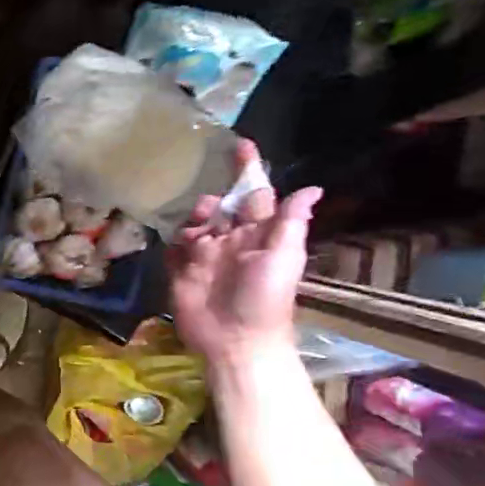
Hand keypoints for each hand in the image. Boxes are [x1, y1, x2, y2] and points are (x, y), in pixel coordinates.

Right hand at [167, 140, 322, 363]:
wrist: (235, 341)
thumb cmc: (265, 299)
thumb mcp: (284, 257)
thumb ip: (290, 223)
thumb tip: (313, 188)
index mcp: (259, 235)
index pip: (254, 194)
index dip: (248, 170)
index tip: (240, 144)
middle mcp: (231, 241)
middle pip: (220, 207)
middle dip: (213, 200)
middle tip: (209, 211)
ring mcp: (205, 257)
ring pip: (194, 224)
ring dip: (192, 220)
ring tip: (194, 233)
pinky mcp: (182, 273)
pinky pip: (173, 249)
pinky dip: (171, 243)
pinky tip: (174, 246)